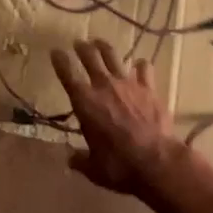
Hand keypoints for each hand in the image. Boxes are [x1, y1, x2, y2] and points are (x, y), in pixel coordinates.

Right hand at [49, 38, 172, 194]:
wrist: (156, 161)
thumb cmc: (119, 166)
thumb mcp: (94, 169)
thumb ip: (81, 160)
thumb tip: (70, 160)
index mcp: (85, 102)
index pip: (67, 74)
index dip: (59, 60)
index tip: (55, 51)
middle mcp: (103, 86)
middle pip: (90, 56)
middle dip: (82, 47)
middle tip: (78, 43)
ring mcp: (127, 83)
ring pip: (113, 55)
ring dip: (104, 47)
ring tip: (100, 43)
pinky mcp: (148, 87)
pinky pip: (144, 68)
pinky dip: (140, 66)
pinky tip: (140, 67)